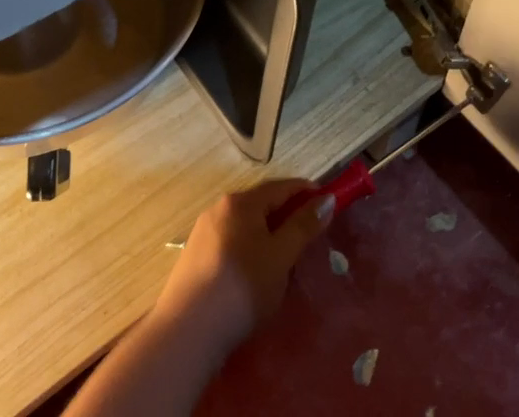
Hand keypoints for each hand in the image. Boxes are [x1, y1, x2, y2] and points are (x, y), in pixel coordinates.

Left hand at [153, 178, 334, 350]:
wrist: (188, 332)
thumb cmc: (243, 286)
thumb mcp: (281, 255)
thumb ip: (303, 225)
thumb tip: (325, 199)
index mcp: (241, 202)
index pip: (282, 187)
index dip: (307, 192)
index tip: (330, 204)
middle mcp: (219, 210)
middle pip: (262, 204)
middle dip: (288, 215)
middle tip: (311, 236)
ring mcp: (203, 234)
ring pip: (246, 226)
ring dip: (269, 234)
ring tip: (286, 259)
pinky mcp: (194, 259)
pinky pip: (232, 244)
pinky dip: (251, 249)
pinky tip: (257, 274)